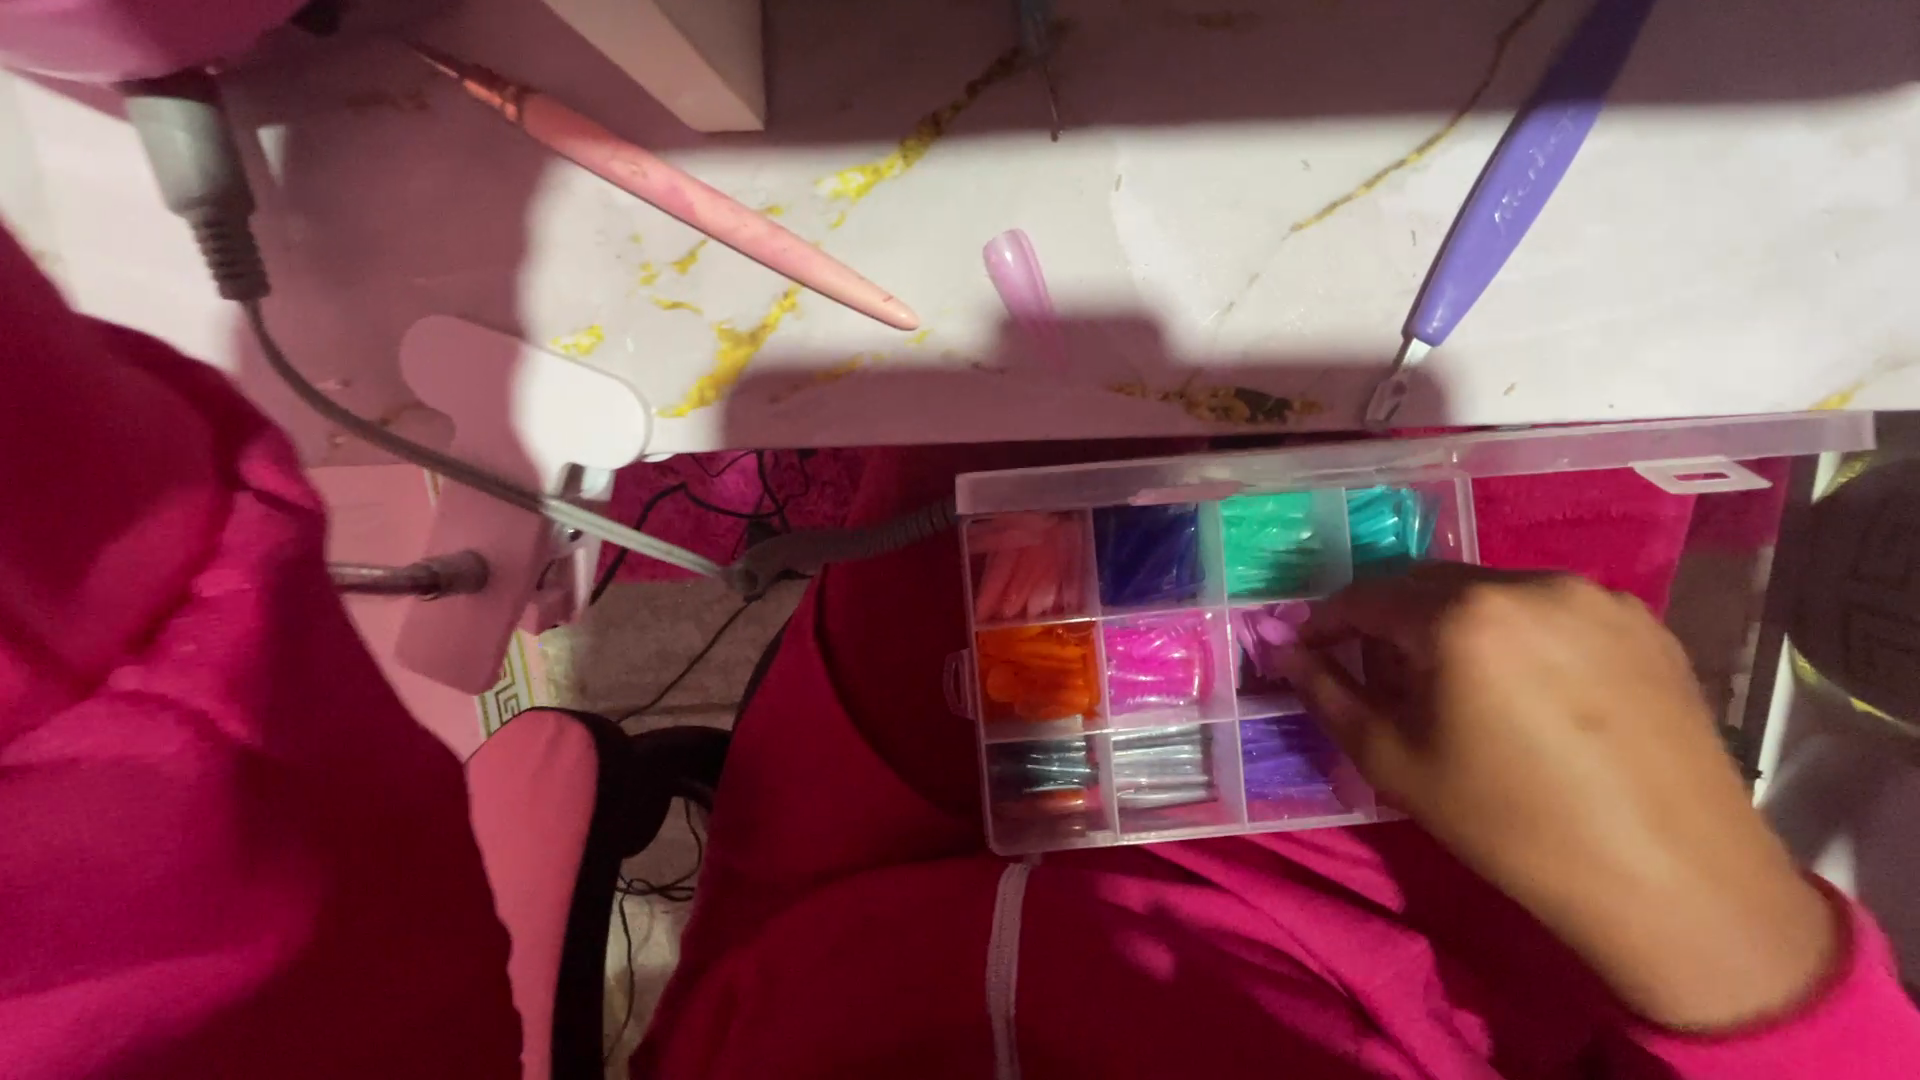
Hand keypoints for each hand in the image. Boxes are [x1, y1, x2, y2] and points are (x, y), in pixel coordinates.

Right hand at [1278, 563, 1836, 1030]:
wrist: (1673, 880)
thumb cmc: (1508, 821)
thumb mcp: (1391, 758)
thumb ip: (1326, 692)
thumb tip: (1285, 652)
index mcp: (1462, 614)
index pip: (1367, 596)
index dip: (1327, 622)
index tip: (1308, 650)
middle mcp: (1528, 583)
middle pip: (1427, 584)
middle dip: (1387, 620)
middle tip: (1372, 671)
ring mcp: (1594, 598)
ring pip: (1488, 593)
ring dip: (1448, 623)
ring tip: (1447, 681)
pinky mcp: (1643, 624)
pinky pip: (1546, 610)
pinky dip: (1510, 632)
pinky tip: (1517, 686)